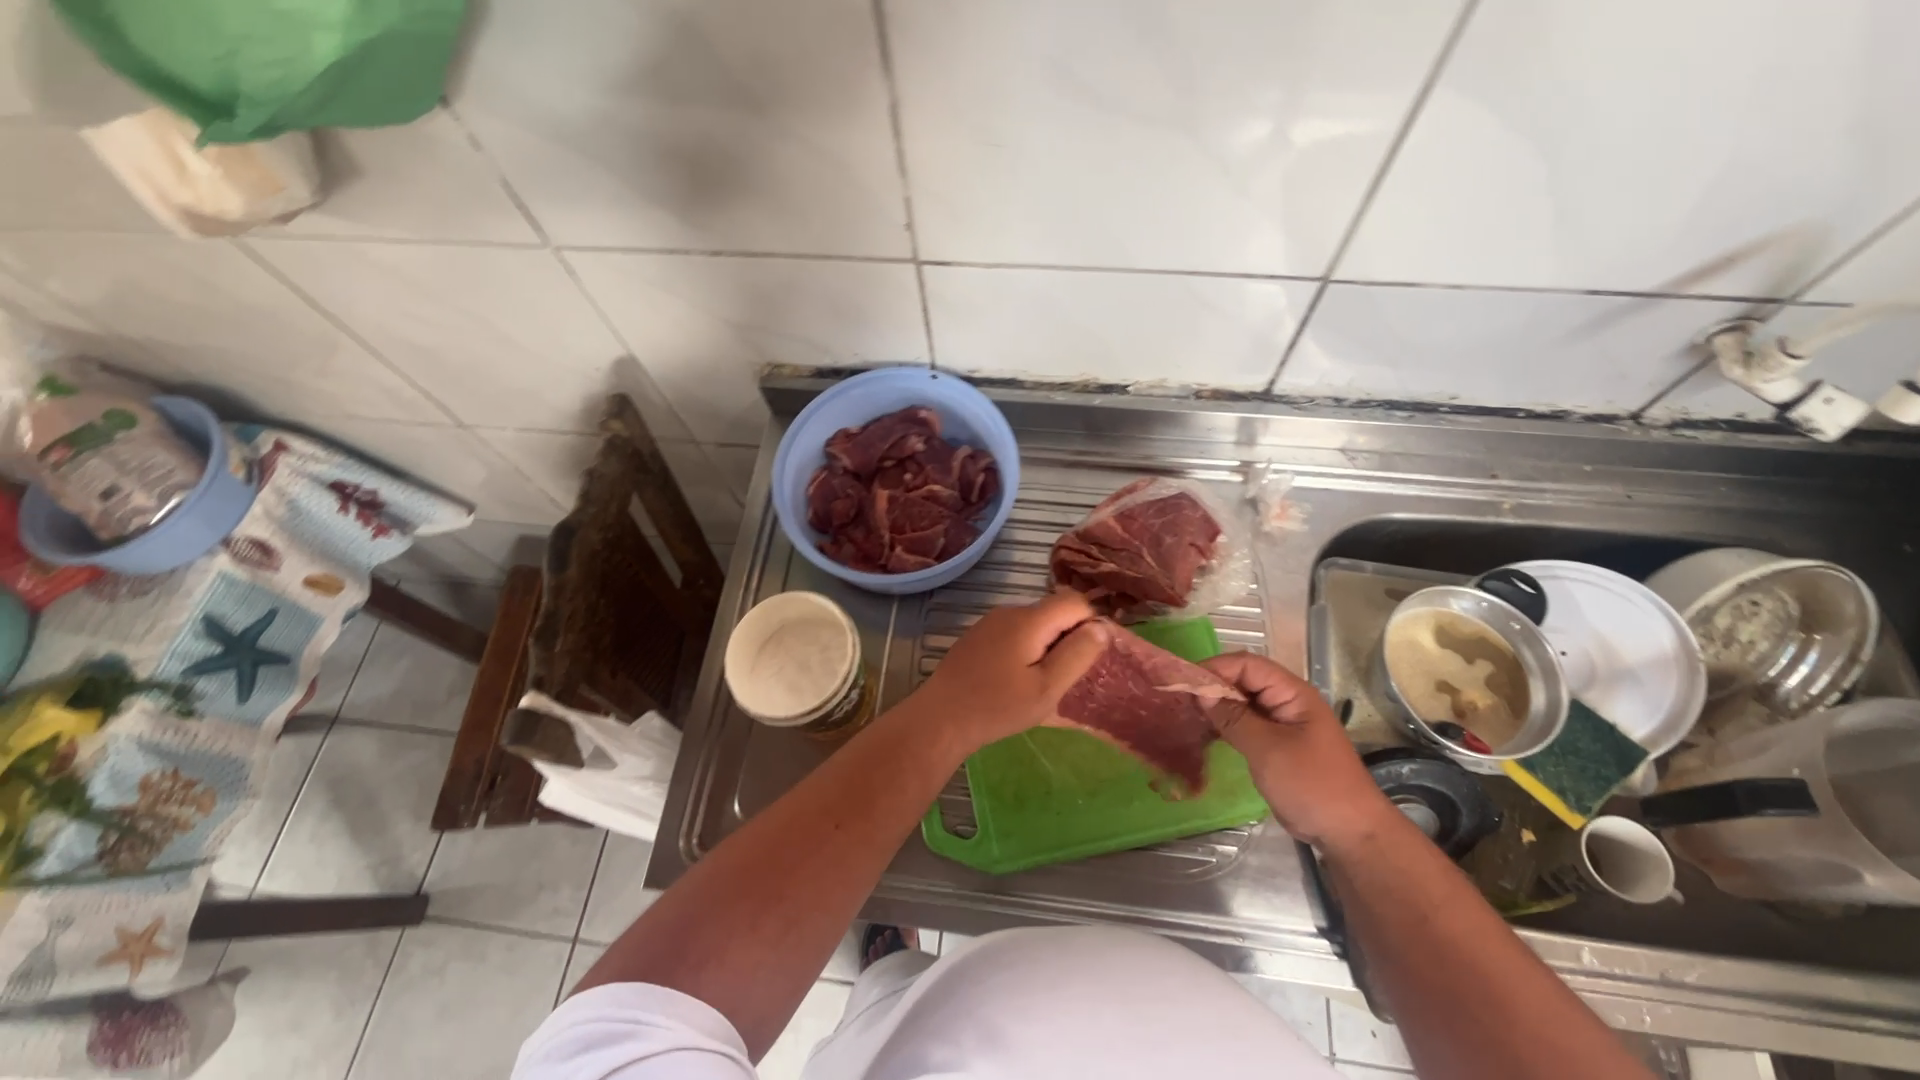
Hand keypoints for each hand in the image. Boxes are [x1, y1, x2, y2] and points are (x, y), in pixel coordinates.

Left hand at [902, 591, 1109, 751]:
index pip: (1076, 601)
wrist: (940, 718)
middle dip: (1068, 637)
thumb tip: (1101, 627)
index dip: (1090, 625)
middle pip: (1055, 610)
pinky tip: (1016, 681)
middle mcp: (1009, 611)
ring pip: (1035, 623)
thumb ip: (1077, 654)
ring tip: (1040, 683)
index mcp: (1030, 619)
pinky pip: (1015, 633)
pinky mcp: (978, 637)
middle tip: (1064, 677)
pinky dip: (1026, 650)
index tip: (1086, 660)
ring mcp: (990, 622)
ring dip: (1047, 646)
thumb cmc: (997, 706)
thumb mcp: (1047, 687)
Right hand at [1201, 652, 1398, 849]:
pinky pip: (1247, 724)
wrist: (1349, 831)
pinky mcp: (1277, 745)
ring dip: (1218, 706)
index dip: (1215, 668)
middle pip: (1245, 680)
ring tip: (1187, 715)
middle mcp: (1287, 702)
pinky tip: (1205, 734)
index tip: (1183, 683)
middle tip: (1179, 700)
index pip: (1247, 664)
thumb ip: (1233, 718)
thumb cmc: (1311, 785)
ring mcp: (1283, 724)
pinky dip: (1226, 725)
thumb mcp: (1267, 749)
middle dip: (1213, 685)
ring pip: (1244, 703)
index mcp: (1293, 693)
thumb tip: (1201, 691)